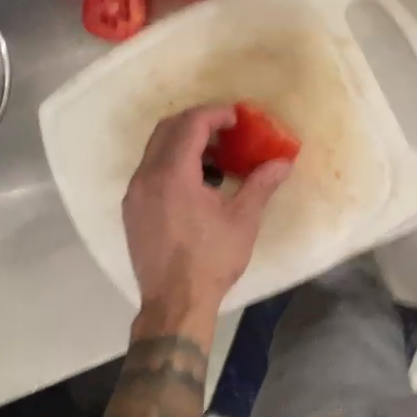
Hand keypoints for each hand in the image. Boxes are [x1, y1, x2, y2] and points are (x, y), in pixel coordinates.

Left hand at [123, 105, 291, 332]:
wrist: (175, 302)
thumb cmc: (212, 260)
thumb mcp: (243, 221)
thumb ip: (261, 185)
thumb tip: (283, 163)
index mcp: (173, 175)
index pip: (190, 125)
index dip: (215, 114)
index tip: (238, 117)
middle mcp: (146, 177)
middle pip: (166, 129)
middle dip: (197, 122)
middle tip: (227, 130)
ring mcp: (135, 193)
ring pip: (155, 150)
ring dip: (183, 143)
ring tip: (216, 158)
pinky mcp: (133, 209)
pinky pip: (150, 171)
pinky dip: (171, 163)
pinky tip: (197, 184)